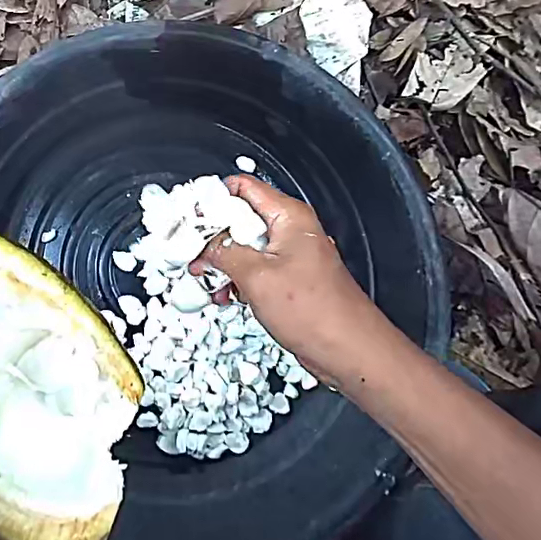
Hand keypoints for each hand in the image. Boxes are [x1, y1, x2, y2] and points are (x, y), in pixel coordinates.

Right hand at [188, 176, 383, 372]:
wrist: (350, 352)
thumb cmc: (318, 312)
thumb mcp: (256, 276)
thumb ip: (223, 252)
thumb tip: (202, 243)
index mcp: (288, 216)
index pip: (242, 187)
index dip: (212, 199)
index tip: (191, 217)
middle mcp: (291, 229)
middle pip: (240, 217)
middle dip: (213, 236)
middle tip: (194, 252)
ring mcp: (290, 254)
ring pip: (244, 245)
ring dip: (222, 261)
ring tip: (208, 278)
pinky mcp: (288, 277)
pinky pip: (254, 267)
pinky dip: (236, 277)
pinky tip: (225, 294)